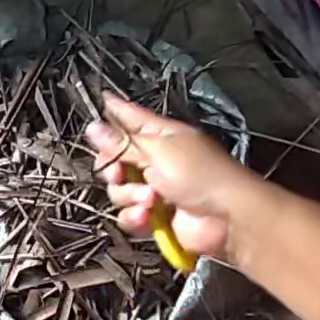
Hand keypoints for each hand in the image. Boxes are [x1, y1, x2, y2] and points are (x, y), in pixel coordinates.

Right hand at [85, 95, 278, 267]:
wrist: (226, 219)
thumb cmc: (203, 176)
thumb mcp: (158, 151)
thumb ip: (121, 143)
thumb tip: (93, 127)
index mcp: (162, 135)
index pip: (131, 117)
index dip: (114, 111)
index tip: (100, 100)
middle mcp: (156, 160)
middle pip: (115, 159)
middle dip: (114, 169)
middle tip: (121, 173)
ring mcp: (155, 189)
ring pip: (119, 190)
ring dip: (130, 196)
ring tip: (151, 198)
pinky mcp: (154, 216)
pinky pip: (128, 215)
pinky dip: (135, 217)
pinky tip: (148, 215)